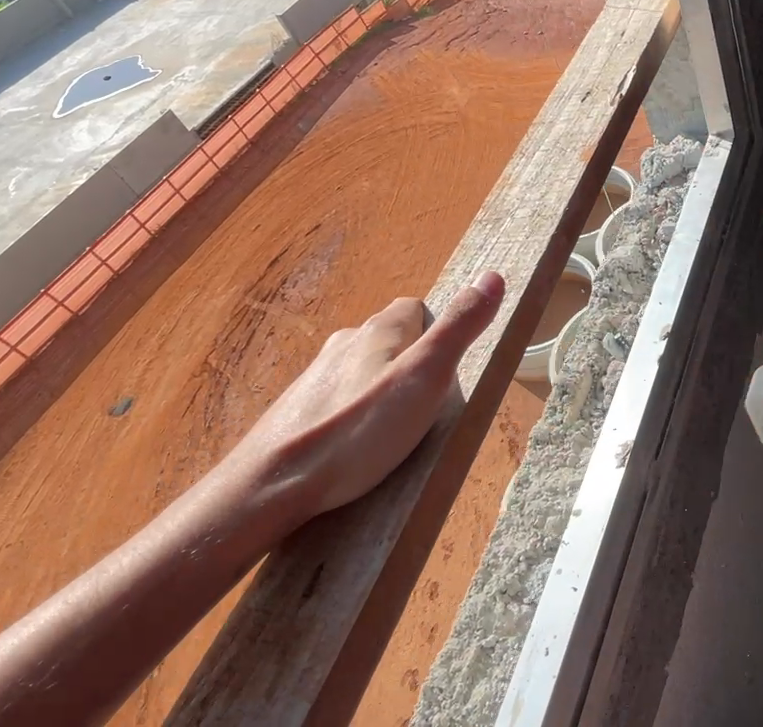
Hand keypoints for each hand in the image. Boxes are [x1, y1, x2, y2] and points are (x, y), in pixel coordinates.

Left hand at [222, 271, 504, 520]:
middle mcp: (344, 344)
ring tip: (392, 432)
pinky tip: (356, 447)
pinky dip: (353, 416)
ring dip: (381, 391)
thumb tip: (493, 276)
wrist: (268, 486)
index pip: (416, 308)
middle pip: (390, 339)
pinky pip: (337, 401)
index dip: (437, 333)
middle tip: (426, 407)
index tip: (447, 372)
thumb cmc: (357, 431)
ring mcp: (315, 378)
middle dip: (411, 364)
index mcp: (378, 331)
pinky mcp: (296, 412)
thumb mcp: (426, 377)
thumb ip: (460, 327)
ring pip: (361, 370)